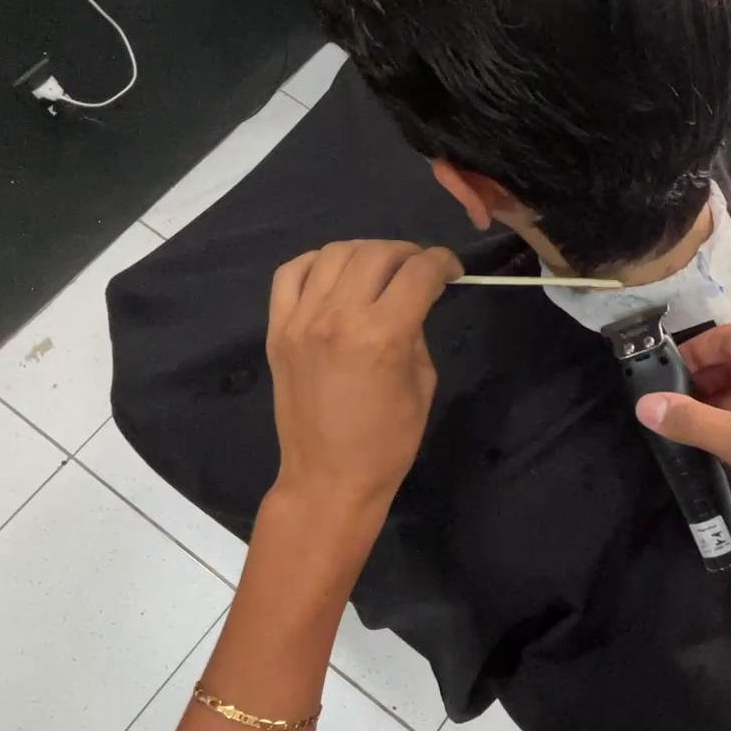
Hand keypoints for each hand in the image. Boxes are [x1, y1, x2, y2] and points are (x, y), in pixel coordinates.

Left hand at [264, 240, 460, 526]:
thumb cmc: (388, 442)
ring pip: (335, 253)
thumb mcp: (423, 384)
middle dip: (409, 253)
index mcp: (384, 336)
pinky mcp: (278, 330)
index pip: (419, 272)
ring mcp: (302, 321)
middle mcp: (339, 317)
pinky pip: (291, 272)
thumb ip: (417, 333)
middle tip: (421, 270)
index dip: (444, 262)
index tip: (452, 270)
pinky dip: (317, 262)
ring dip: (367, 252)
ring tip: (381, 269)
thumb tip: (412, 302)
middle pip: (378, 253)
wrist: (329, 478)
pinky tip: (336, 275)